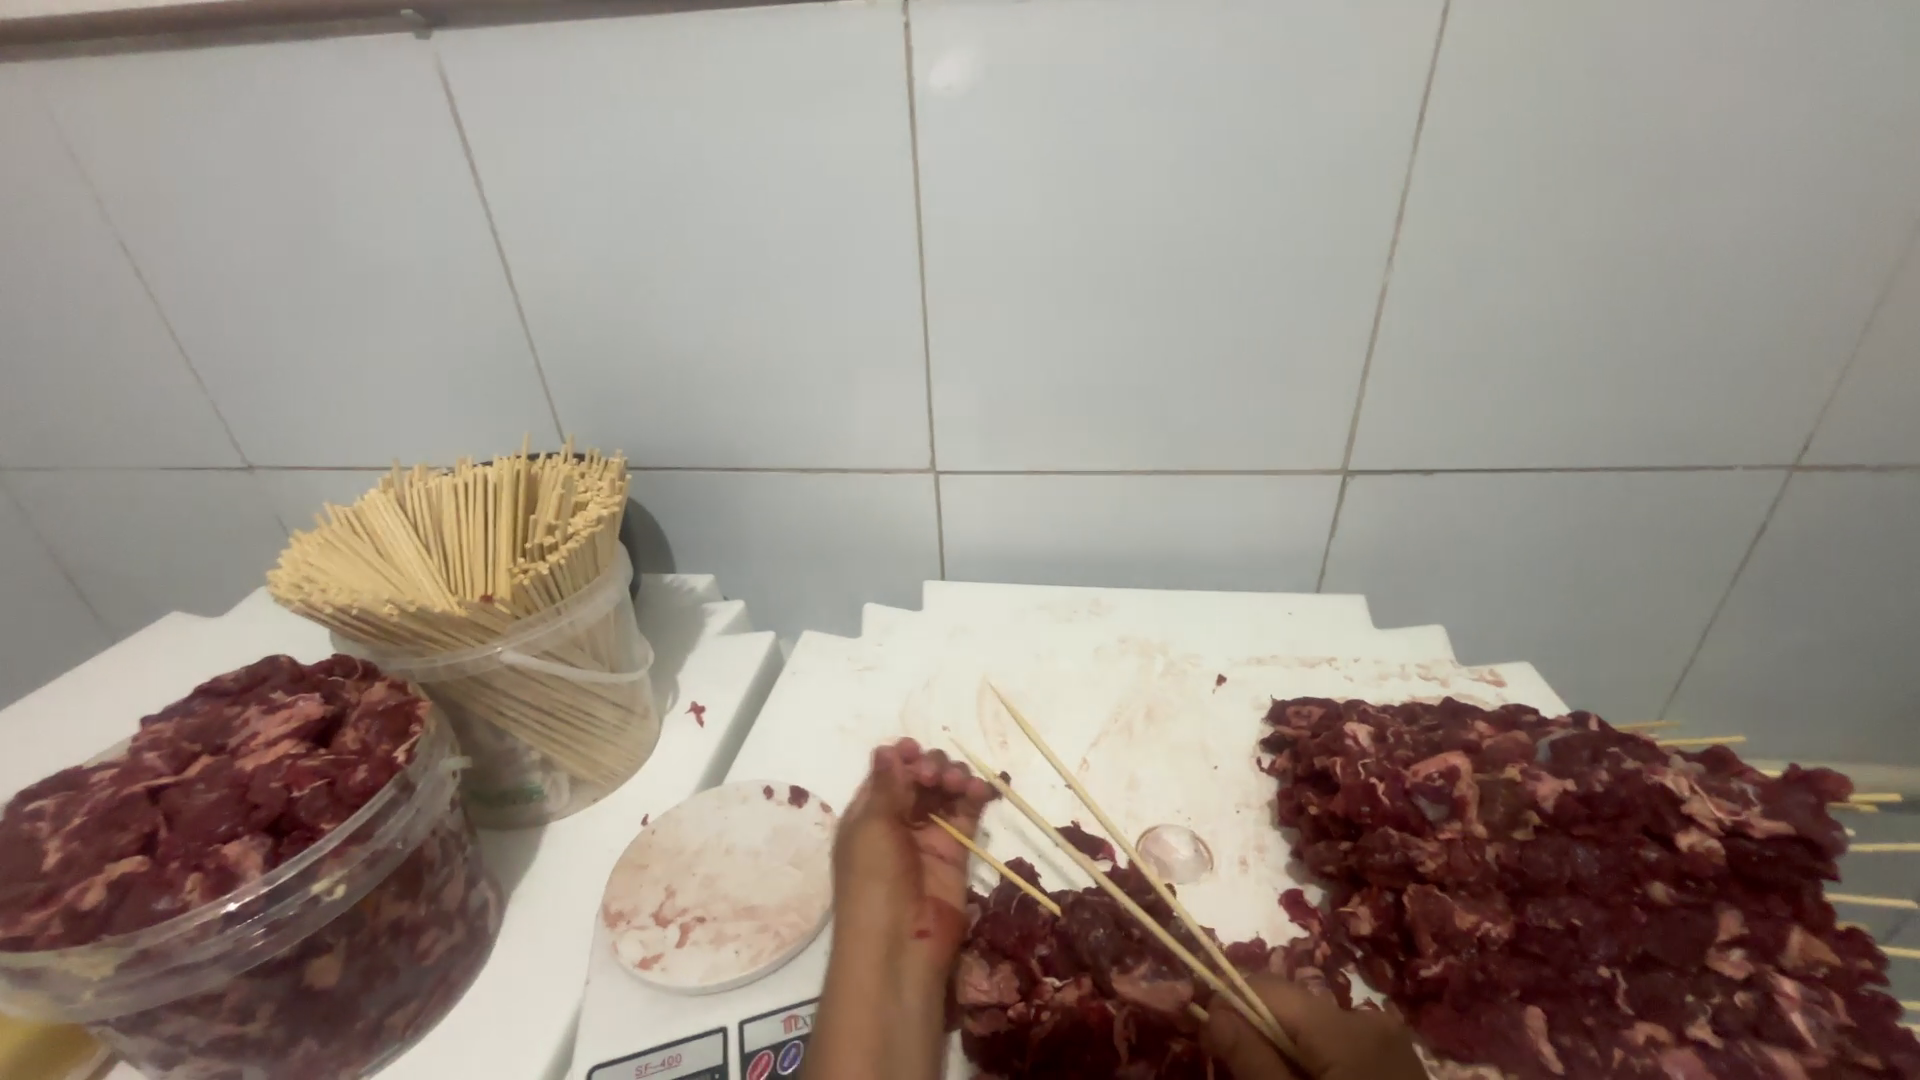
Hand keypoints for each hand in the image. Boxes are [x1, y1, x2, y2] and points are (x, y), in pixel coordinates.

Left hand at [832, 737, 993, 958]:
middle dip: (931, 766)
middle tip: (935, 775)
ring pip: (944, 791)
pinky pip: (967, 813)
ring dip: (955, 777)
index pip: (887, 774)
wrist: (899, 945)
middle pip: (918, 778)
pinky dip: (976, 796)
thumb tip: (885, 749)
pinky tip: (984, 790)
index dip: (902, 757)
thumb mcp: (871, 827)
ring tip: (961, 784)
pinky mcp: (956, 850)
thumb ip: (886, 785)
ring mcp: (928, 836)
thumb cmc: (873, 881)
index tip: (914, 750)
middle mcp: (897, 821)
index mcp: (867, 814)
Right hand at [1204, 975, 1425, 1079]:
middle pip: (1290, 1005)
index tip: (1209, 1041)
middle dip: (1258, 1031)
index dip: (1231, 1005)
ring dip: (1284, 1048)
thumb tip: (1213, 1011)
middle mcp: (1370, 1020)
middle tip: (1242, 1075)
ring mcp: (1389, 1041)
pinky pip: (1337, 1043)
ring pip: (1311, 1025)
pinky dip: (1313, 1061)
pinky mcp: (1397, 1062)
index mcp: (1346, 1030)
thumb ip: (1253, 1061)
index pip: (1268, 987)